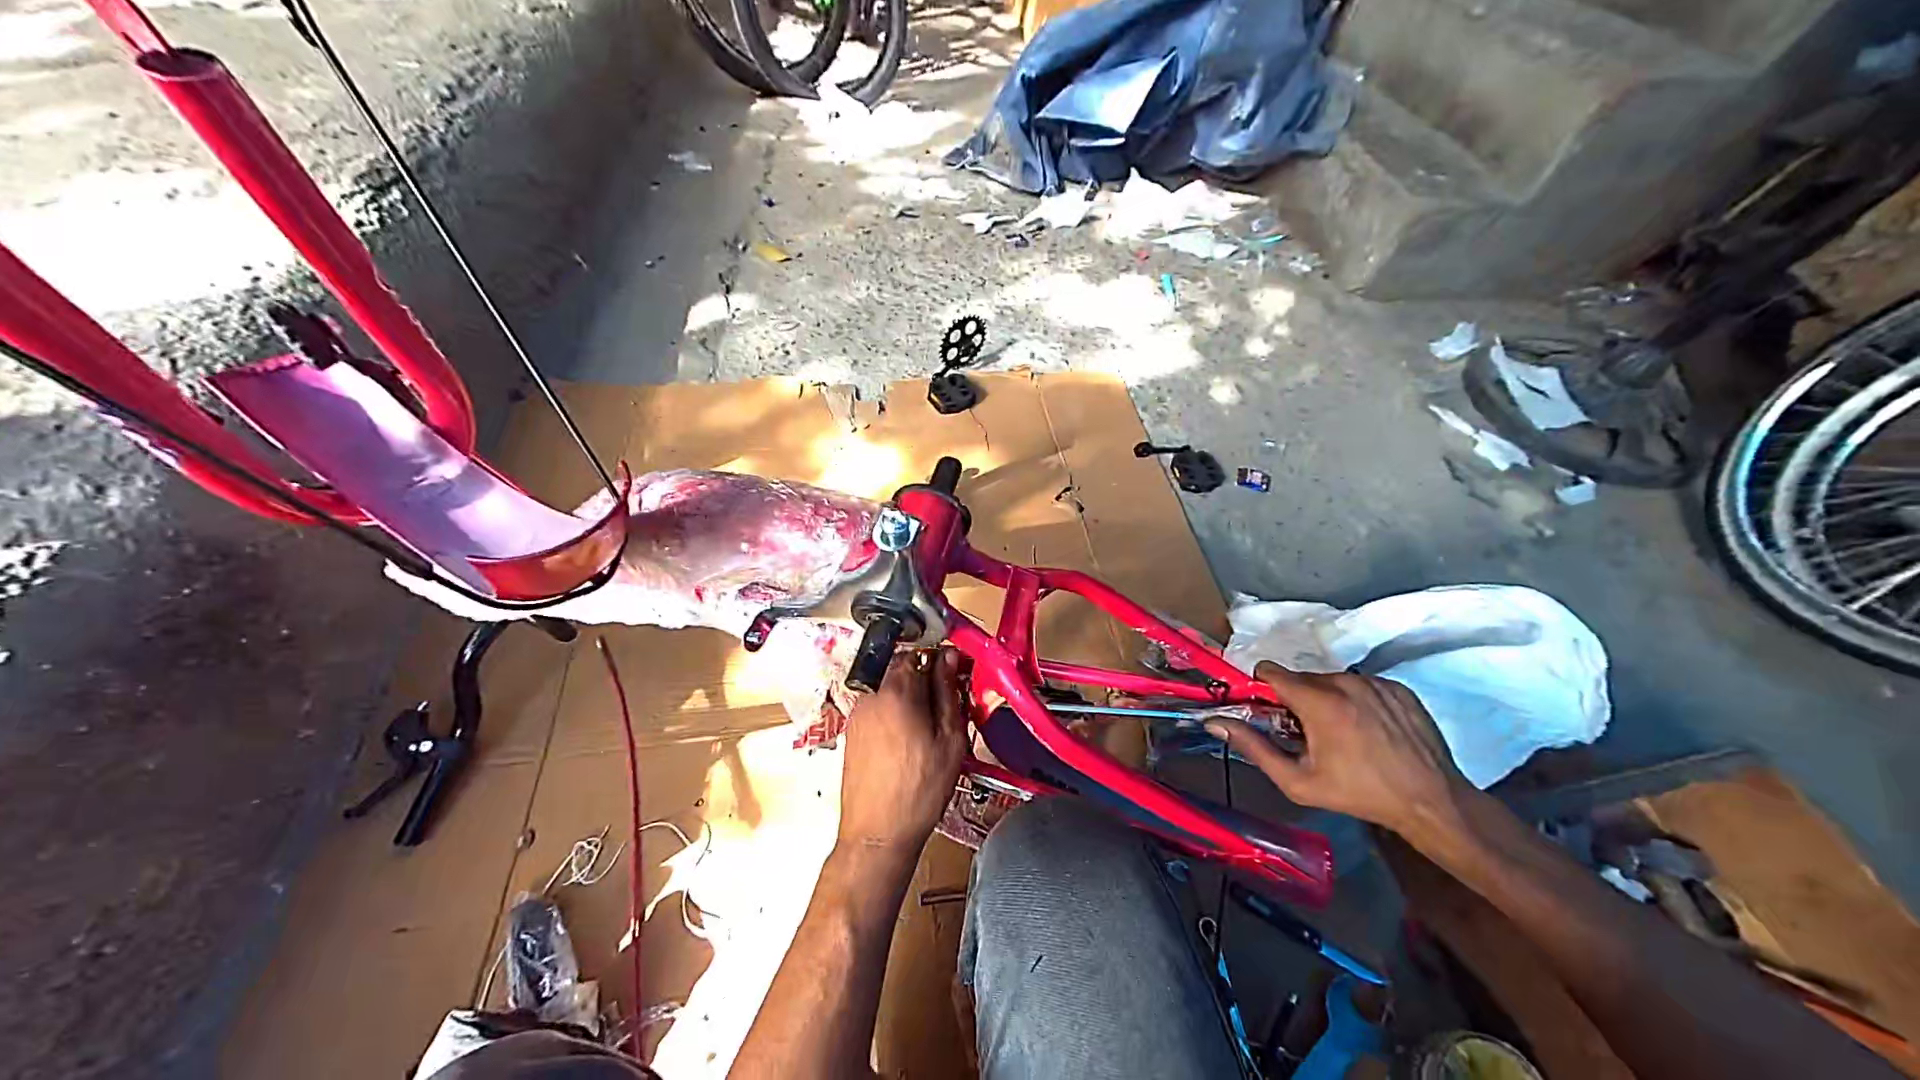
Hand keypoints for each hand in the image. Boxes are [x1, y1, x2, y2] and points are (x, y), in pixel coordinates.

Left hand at [837, 647, 968, 855]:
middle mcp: (870, 696)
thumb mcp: (950, 739)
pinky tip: (910, 739)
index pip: (918, 652)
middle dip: (924, 676)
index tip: (956, 672)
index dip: (940, 659)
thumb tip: (948, 660)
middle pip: (900, 667)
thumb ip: (948, 692)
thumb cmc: (919, 791)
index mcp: (896, 692)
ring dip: (909, 695)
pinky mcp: (852, 732)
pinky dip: (895, 712)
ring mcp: (857, 714)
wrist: (878, 832)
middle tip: (947, 699)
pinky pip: (877, 707)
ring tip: (930, 724)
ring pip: (887, 688)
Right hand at [1206, 662, 1471, 840]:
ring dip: (1327, 700)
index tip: (1269, 712)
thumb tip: (1215, 722)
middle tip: (1307, 734)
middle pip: (1302, 678)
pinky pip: (1363, 685)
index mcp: (1318, 700)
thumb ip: (1252, 747)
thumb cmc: (1357, 793)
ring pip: (1333, 680)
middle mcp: (1346, 681)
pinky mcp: (1399, 687)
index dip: (1263, 689)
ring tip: (1342, 734)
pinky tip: (1369, 730)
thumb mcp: (1297, 780)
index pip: (1271, 671)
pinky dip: (1357, 701)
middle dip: (1296, 700)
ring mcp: (1376, 681)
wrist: (1431, 801)